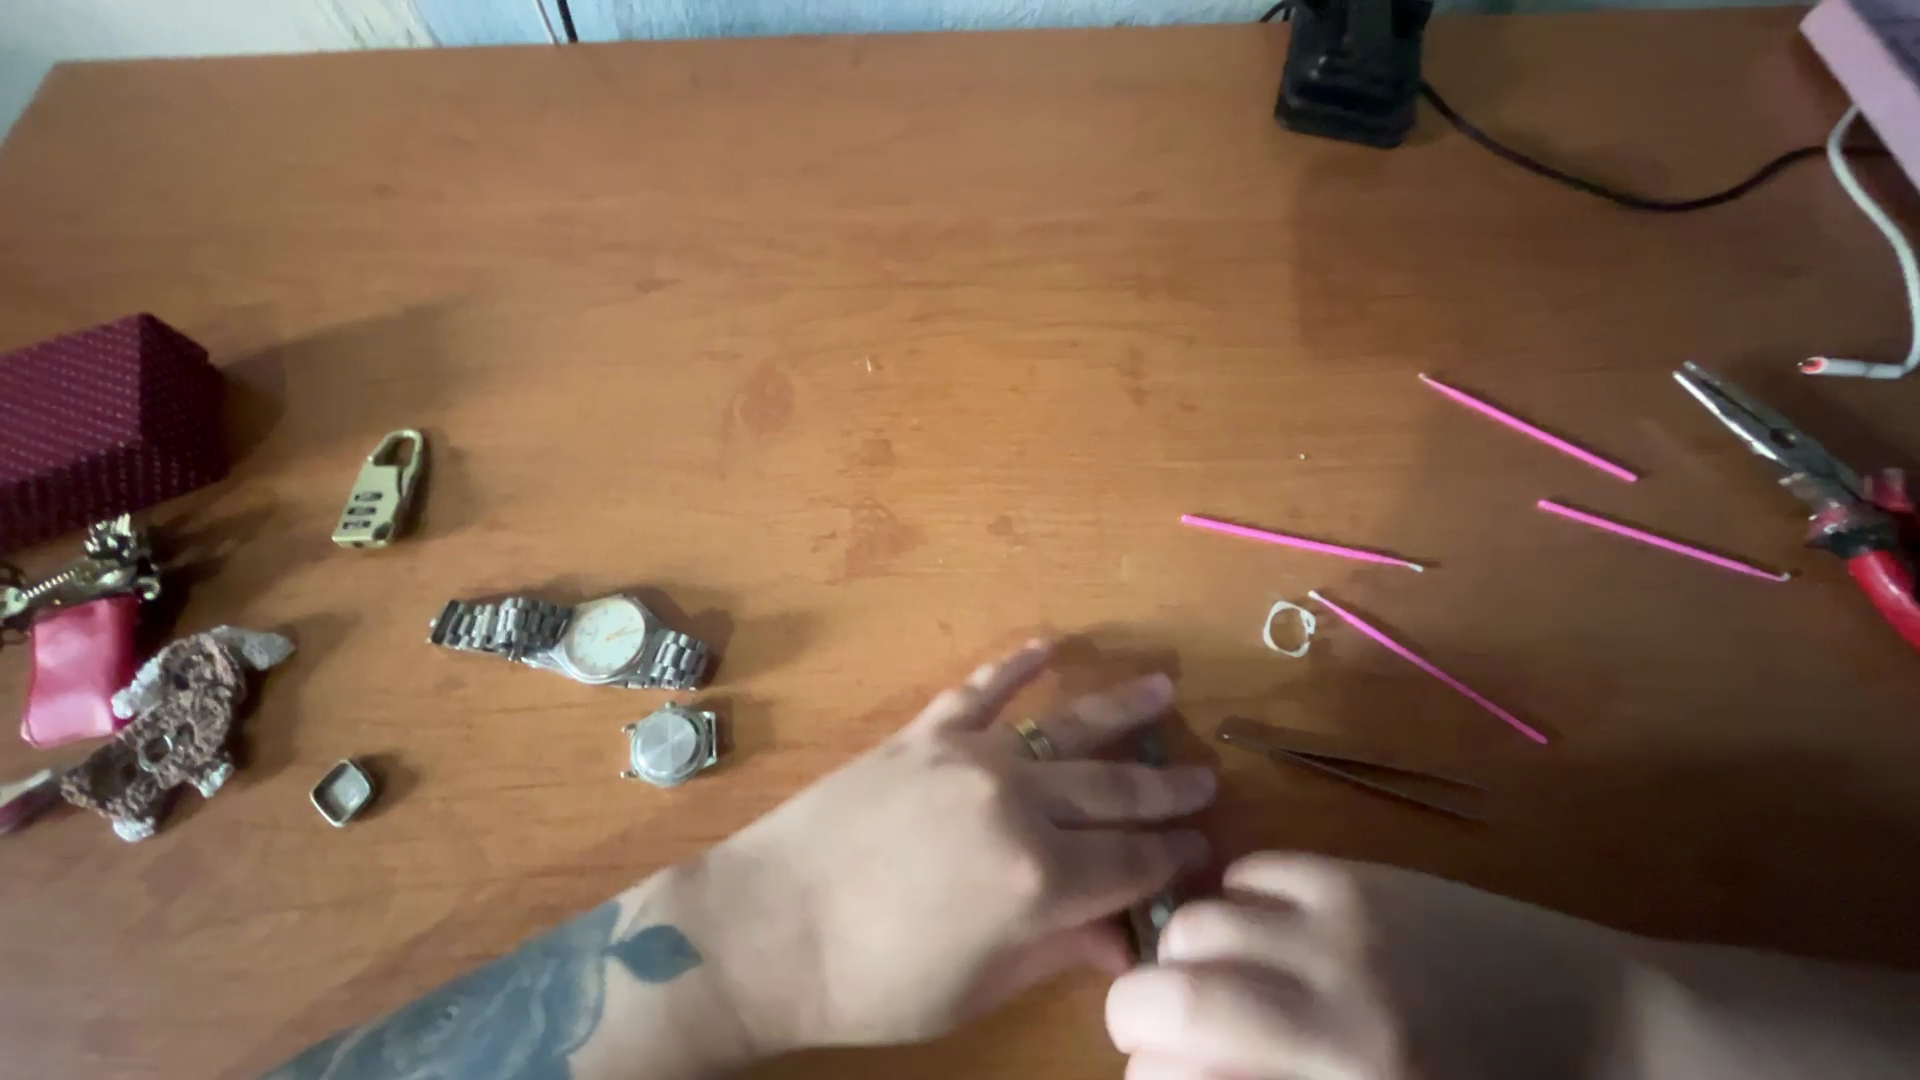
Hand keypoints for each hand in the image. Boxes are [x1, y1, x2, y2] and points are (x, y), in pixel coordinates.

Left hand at [692, 639, 1216, 1053]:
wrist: (767, 927)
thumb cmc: (873, 982)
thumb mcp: (979, 986)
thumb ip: (1059, 949)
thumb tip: (1123, 939)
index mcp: (1041, 879)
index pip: (1133, 862)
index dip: (1173, 857)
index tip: (1201, 848)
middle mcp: (1019, 803)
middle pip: (1115, 790)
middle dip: (1167, 788)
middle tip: (1205, 780)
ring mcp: (971, 757)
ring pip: (1067, 727)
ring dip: (1121, 709)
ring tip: (1165, 688)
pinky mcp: (925, 732)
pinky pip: (983, 688)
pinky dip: (1017, 662)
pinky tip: (1049, 643)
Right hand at [1107, 854, 1643, 1079]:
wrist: (1623, 1033)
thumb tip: (1186, 1075)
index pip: (1183, 1076)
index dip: (1146, 1078)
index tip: (1156, 1079)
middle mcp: (1326, 1004)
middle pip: (1166, 991)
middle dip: (1137, 1016)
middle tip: (1165, 1037)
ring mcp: (1336, 923)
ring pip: (1194, 923)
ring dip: (1186, 961)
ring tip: (1224, 985)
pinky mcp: (1352, 872)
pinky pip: (1247, 875)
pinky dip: (1236, 909)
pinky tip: (1271, 938)